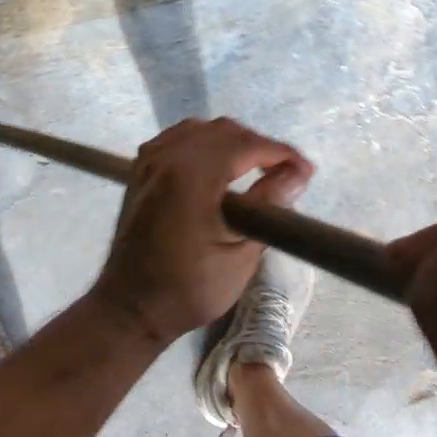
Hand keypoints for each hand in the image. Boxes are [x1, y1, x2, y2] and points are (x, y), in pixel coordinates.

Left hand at [91, 118, 313, 345]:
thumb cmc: (189, 289)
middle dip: (260, 146)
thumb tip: (299, 174)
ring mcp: (149, 160)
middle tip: (286, 173)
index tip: (306, 171)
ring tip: (257, 168)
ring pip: (201, 129)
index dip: (282, 153)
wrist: (130, 307)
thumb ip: (268, 204)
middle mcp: (168, 157)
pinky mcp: (140, 169)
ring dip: (233, 142)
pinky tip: (218, 163)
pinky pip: (178, 138)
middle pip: (225, 131)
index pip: (247, 145)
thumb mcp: (240, 253)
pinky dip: (204, 142)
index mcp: (192, 175)